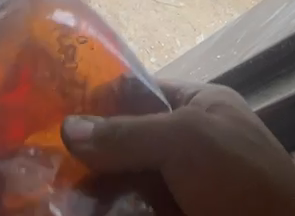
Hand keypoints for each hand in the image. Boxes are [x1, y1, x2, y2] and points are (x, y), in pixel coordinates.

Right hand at [62, 80, 294, 215]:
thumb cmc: (242, 182)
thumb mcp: (184, 141)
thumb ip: (126, 132)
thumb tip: (66, 128)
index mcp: (204, 106)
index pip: (143, 90)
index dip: (104, 99)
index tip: (60, 111)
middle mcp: (196, 144)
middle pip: (131, 139)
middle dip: (95, 150)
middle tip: (51, 157)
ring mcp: (191, 189)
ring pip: (131, 181)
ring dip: (99, 187)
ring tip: (57, 187)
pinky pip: (140, 209)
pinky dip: (114, 210)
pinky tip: (81, 209)